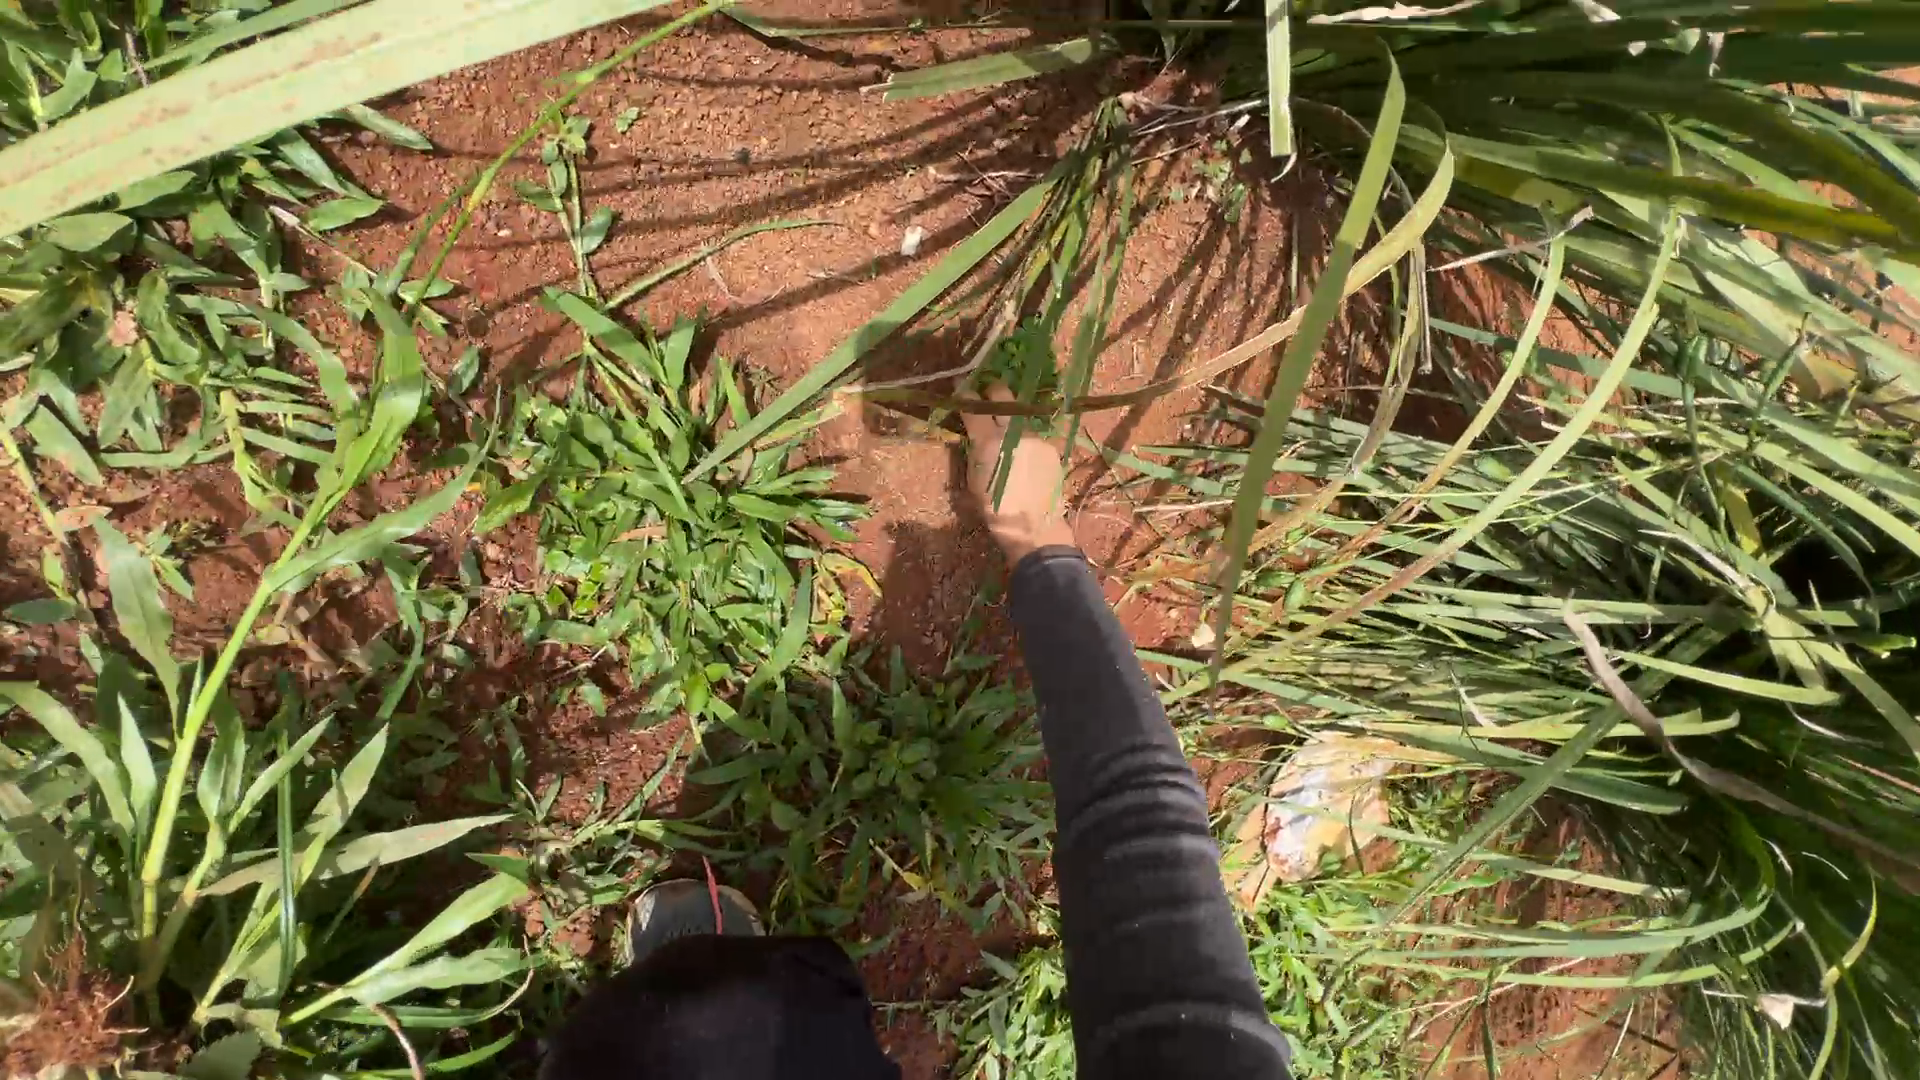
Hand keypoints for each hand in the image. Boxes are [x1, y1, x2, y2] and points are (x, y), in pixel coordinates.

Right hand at [962, 387, 1076, 564]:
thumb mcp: (974, 480)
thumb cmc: (995, 509)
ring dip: (1011, 417)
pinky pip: (1034, 436)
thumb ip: (974, 452)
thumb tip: (974, 435)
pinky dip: (1026, 439)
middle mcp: (1013, 431)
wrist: (1033, 525)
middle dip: (992, 390)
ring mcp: (1035, 436)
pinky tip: (1024, 454)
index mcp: (988, 440)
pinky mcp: (1050, 447)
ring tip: (1007, 429)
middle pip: (1003, 395)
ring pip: (1020, 416)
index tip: (962, 389)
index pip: (973, 407)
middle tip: (987, 392)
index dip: (965, 395)